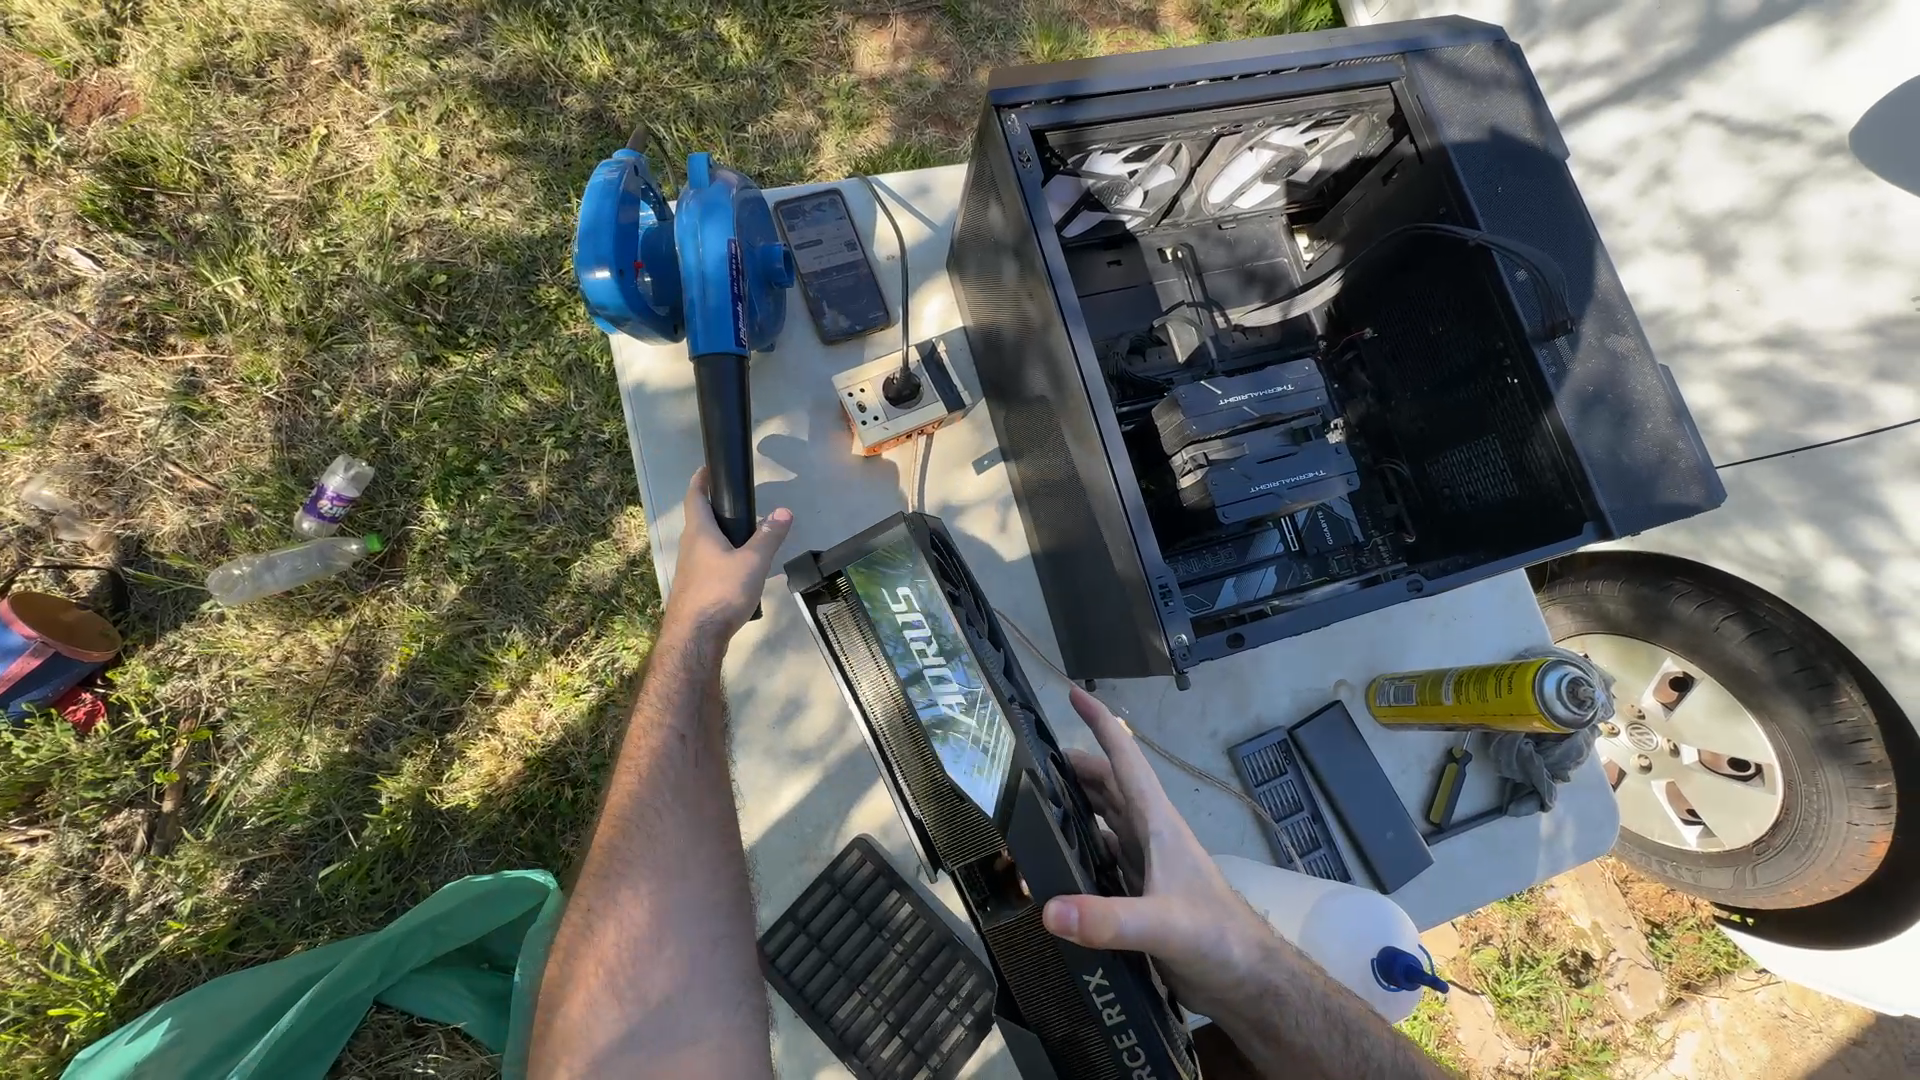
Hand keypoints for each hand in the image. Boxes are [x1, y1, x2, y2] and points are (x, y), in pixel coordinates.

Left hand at [663, 467, 792, 643]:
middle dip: (715, 509)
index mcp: (699, 532)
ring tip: (745, 536)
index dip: (700, 480)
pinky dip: (721, 557)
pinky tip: (739, 570)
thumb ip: (768, 536)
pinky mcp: (694, 588)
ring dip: (719, 535)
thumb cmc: (722, 592)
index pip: (695, 497)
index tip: (707, 469)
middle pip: (699, 520)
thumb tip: (783, 511)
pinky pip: (708, 564)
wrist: (696, 637)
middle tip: (736, 503)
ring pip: (703, 544)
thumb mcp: (753, 562)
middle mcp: (689, 547)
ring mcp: (689, 569)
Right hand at [1044, 686, 1284, 1020]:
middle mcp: (1148, 833)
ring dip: (1077, 804)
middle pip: (1107, 784)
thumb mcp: (1163, 924)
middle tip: (1031, 762)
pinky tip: (1059, 859)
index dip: (1100, 722)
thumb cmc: (1218, 938)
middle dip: (1074, 765)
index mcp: (1156, 821)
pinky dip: (1080, 849)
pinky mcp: (1140, 892)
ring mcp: (1145, 863)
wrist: (1249, 984)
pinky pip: (1103, 857)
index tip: (1073, 693)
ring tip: (1038, 802)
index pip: (1124, 757)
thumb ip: (1108, 918)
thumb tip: (1049, 910)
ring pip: (1104, 818)